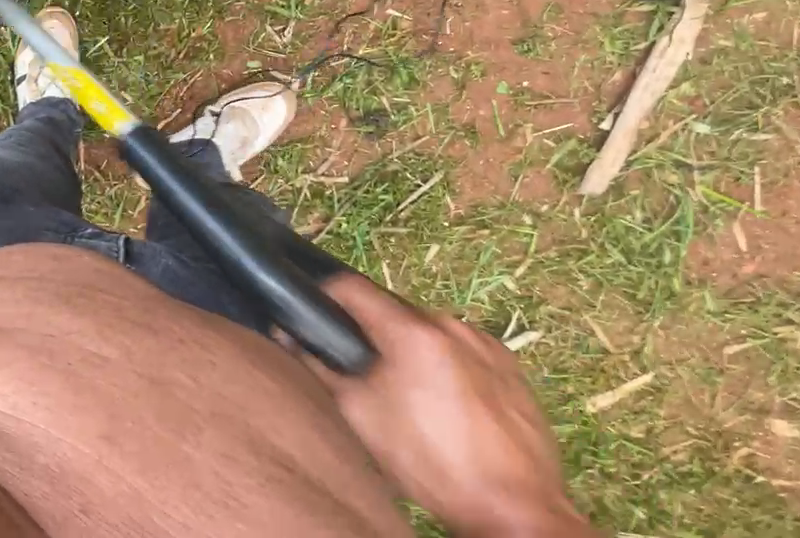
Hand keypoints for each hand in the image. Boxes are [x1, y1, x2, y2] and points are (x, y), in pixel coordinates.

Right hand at [300, 274, 595, 537]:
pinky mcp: (512, 367)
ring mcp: (486, 345)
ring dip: (409, 347)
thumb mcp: (358, 412)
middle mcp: (451, 325)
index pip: (350, 286)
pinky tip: (446, 403)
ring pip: (427, 330)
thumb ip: (317, 365)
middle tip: (362, 369)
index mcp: (412, 330)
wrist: (515, 512)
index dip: (324, 295)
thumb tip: (285, 335)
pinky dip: (444, 363)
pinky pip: (461, 349)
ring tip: (407, 392)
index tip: (313, 314)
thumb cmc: (429, 461)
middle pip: (391, 310)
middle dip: (371, 331)